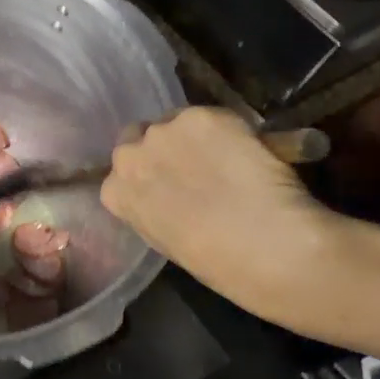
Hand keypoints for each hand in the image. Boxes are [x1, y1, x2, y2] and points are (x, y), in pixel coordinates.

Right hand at [99, 108, 334, 316]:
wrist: (263, 245)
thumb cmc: (215, 262)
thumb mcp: (164, 240)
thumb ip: (153, 208)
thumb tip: (169, 197)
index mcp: (116, 193)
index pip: (121, 172)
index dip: (147, 174)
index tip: (168, 184)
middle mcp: (129, 156)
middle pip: (138, 137)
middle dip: (161, 148)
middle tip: (193, 165)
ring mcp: (162, 132)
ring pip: (174, 123)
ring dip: (192, 137)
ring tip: (225, 157)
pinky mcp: (199, 116)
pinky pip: (210, 117)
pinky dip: (227, 130)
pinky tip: (248, 151)